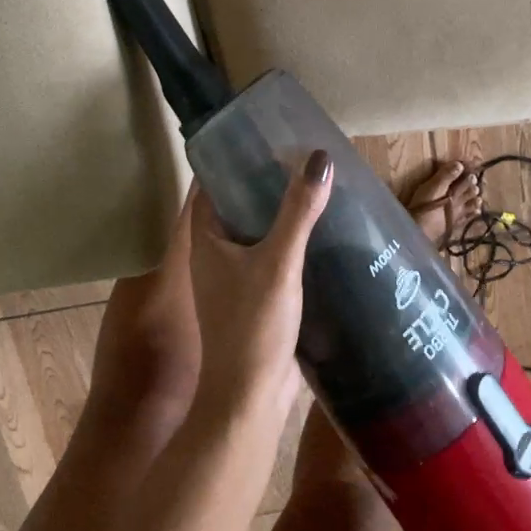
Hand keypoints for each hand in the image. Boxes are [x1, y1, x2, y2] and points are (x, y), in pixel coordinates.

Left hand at [185, 148, 333, 416]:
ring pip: (260, 229)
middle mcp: (216, 252)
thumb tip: (320, 158)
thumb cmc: (252, 325)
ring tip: (319, 183)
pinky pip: (275, 253)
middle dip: (268, 180)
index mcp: (205, 237)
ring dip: (283, 210)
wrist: (249, 398)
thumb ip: (298, 210)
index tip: (266, 132)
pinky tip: (324, 229)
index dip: (235, 155)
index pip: (213, 181)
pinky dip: (294, 238)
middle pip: (240, 202)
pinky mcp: (259, 295)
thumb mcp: (278, 261)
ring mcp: (237, 275)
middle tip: (304, 153)